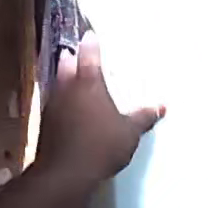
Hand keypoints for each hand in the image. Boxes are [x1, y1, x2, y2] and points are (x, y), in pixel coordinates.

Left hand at [34, 33, 160, 188]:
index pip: (88, 54)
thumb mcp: (129, 133)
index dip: (90, 43)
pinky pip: (54, 99)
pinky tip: (67, 105)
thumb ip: (144, 117)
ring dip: (64, 75)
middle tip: (77, 52)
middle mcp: (68, 87)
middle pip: (67, 63)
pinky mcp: (45, 120)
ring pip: (57, 80)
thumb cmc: (101, 146)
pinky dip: (61, 96)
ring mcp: (53, 103)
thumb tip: (162, 105)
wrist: (64, 173)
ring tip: (72, 75)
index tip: (90, 34)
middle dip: (72, 56)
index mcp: (89, 83)